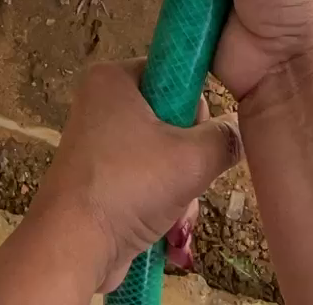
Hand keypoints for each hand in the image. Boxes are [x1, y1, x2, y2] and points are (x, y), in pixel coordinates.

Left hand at [25, 60, 242, 291]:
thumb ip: (224, 139)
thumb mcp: (191, 158)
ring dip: (179, 183)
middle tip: (188, 172)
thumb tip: (238, 130)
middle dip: (188, 153)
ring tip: (177, 206)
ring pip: (162, 151)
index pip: (170, 71)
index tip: (199, 130)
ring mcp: (98, 138)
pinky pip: (144, 174)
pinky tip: (166, 222)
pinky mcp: (100, 172)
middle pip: (169, 115)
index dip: (192, 101)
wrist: (74, 242)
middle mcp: (101, 100)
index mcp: (113, 77)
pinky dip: (161, 197)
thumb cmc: (128, 185)